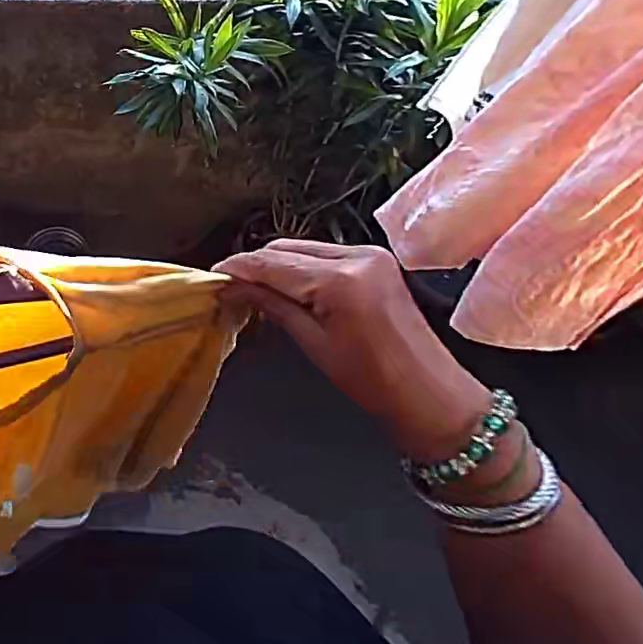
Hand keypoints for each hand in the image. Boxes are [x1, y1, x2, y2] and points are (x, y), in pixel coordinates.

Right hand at [215, 240, 492, 462]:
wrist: (430, 395)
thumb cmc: (374, 383)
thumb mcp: (313, 345)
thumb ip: (272, 306)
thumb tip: (234, 289)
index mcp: (341, 280)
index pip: (273, 263)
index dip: (238, 269)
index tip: (212, 278)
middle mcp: (356, 255)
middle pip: (285, 248)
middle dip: (255, 265)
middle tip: (230, 288)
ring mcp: (368, 253)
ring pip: (302, 248)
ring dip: (276, 265)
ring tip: (254, 289)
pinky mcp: (375, 259)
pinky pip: (323, 254)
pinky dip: (300, 267)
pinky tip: (287, 286)